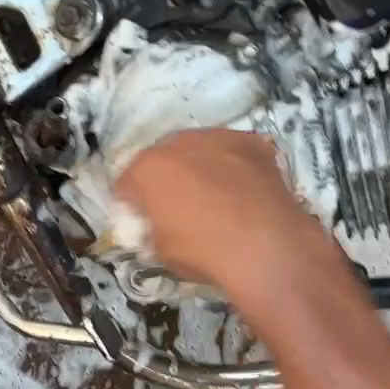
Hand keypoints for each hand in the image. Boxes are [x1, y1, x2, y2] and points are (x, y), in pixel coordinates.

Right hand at [116, 129, 342, 304]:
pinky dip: (229, 166)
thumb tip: (158, 224)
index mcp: (147, 170)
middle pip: (161, 158)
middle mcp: (178, 143)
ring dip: (197, 167)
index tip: (141, 219)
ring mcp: (218, 137)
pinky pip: (230, 152)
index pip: (126, 183)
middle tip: (175, 206)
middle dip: (164, 179)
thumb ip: (151, 228)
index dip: (131, 203)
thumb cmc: (201, 251)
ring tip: (210, 196)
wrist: (263, 244)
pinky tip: (239, 190)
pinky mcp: (252, 142)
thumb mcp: (159, 250)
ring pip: (197, 149)